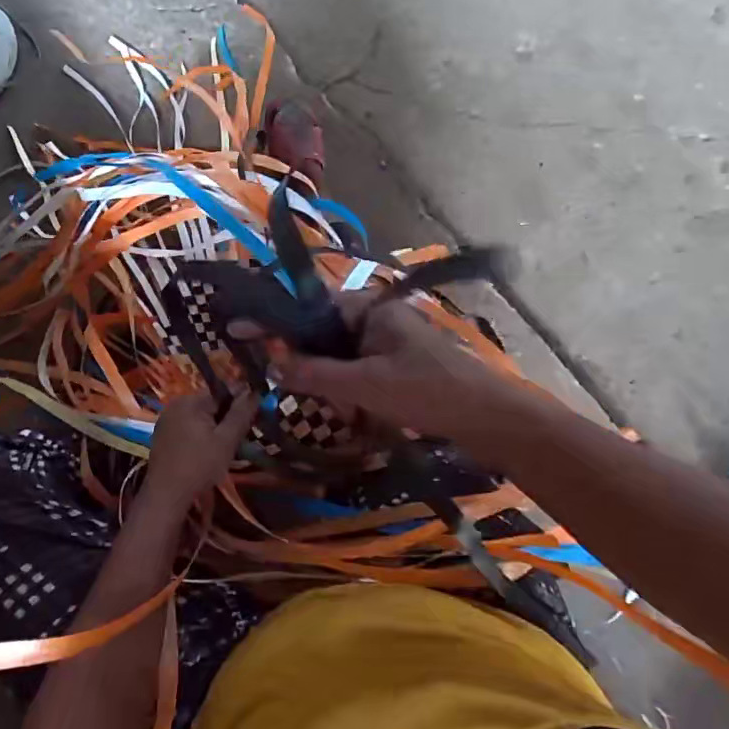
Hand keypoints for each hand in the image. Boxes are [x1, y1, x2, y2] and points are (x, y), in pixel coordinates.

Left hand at [138, 391, 257, 505]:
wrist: (166, 494)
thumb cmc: (199, 466)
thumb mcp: (226, 440)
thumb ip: (241, 414)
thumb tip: (255, 391)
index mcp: (190, 401)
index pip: (222, 392)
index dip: (240, 404)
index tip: (251, 420)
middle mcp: (175, 404)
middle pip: (210, 403)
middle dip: (226, 418)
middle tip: (237, 439)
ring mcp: (166, 419)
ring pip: (199, 416)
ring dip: (213, 427)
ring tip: (222, 448)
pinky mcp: (162, 434)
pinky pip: (187, 426)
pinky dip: (199, 434)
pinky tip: (204, 452)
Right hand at [267, 296, 532, 441]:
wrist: (489, 420)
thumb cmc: (427, 392)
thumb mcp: (364, 385)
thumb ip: (314, 373)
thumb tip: (270, 364)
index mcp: (370, 309)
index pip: (310, 307)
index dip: (275, 321)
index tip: (239, 329)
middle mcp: (376, 319)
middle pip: (321, 336)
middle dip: (312, 367)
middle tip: (315, 395)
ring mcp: (386, 343)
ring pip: (336, 359)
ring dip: (333, 386)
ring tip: (349, 413)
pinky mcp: (394, 366)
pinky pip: (355, 374)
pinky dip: (350, 393)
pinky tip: (359, 416)